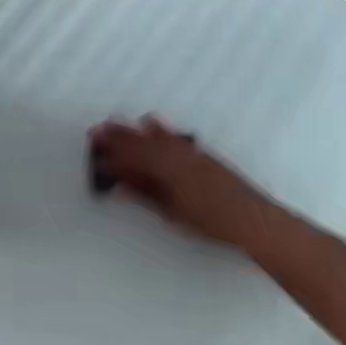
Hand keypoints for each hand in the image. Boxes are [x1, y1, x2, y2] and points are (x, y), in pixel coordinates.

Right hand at [89, 117, 281, 248]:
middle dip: (118, 137)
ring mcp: (191, 153)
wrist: (251, 218)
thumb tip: (118, 184)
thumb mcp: (172, 213)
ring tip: (114, 122)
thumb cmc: (210, 223)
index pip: (133, 160)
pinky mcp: (202, 155)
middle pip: (142, 144)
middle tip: (95, 130)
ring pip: (157, 138)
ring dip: (134, 131)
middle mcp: (177, 156)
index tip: (93, 152)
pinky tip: (152, 122)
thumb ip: (145, 196)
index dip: (112, 156)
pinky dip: (161, 129)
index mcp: (167, 172)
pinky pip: (174, 138)